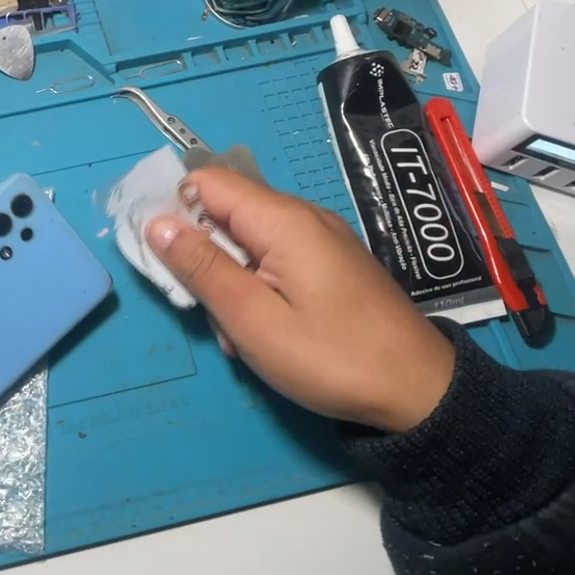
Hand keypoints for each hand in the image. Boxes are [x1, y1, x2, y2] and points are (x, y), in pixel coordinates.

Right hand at [145, 166, 453, 431]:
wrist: (419, 392)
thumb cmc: (330, 357)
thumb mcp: (252, 319)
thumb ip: (201, 268)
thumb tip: (155, 222)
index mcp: (282, 220)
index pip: (206, 182)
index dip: (173, 209)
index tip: (160, 256)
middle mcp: (301, 216)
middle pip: (224, 211)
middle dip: (201, 255)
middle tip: (203, 308)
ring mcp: (319, 238)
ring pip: (245, 239)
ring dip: (226, 279)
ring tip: (237, 331)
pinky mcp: (329, 262)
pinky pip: (273, 257)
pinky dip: (254, 286)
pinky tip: (262, 328)